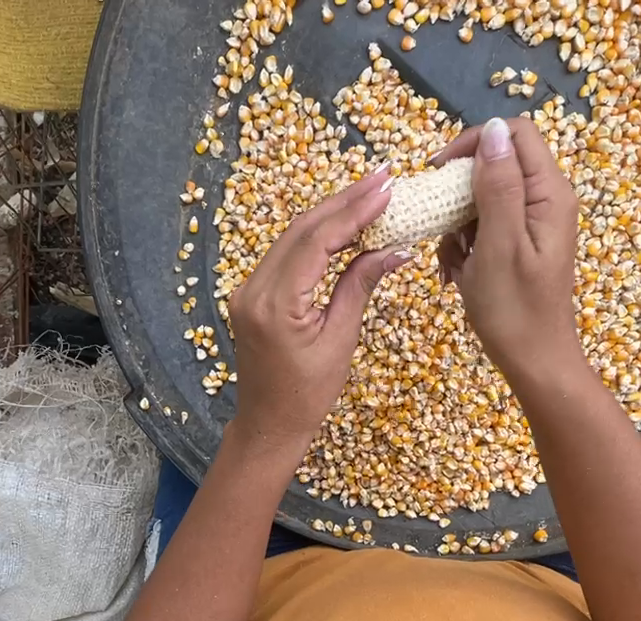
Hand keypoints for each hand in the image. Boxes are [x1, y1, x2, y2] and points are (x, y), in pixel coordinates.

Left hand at [228, 166, 411, 445]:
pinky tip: (342, 225)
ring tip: (369, 193)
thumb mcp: (340, 340)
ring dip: (330, 215)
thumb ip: (359, 286)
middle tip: (383, 178)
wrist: (268, 424)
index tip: (387, 188)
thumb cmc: (307, 395)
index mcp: (275, 305)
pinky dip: (314, 238)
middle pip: (301, 230)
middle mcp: (252, 290)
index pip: (316, 242)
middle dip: (343, 201)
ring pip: (291, 238)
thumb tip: (394, 247)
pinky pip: (284, 256)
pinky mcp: (250, 296)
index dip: (353, 211)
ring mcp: (246, 291)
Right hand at [435, 116, 583, 389]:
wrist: (533, 361)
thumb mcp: (499, 245)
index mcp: (548, 193)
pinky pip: (483, 228)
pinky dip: (462, 246)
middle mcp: (545, 200)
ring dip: (456, 226)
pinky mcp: (517, 246)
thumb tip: (492, 130)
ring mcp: (531, 224)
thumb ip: (498, 185)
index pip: (513, 136)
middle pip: (496, 166)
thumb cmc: (514, 309)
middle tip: (440, 230)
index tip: (436, 170)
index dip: (473, 143)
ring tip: (450, 262)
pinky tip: (456, 273)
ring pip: (483, 200)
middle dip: (459, 193)